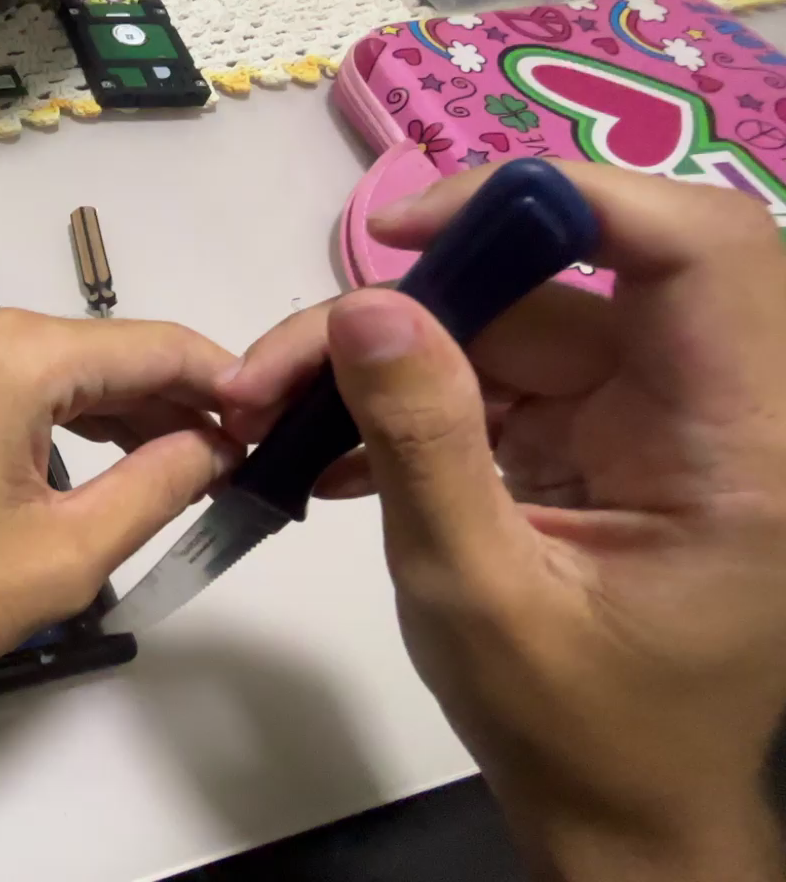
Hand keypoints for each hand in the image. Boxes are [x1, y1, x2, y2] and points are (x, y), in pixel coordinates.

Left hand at [0, 309, 243, 881]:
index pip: (157, 344)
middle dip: (179, 399)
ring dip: (128, 409)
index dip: (227, 383)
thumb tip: (215, 445)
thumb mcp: (64, 553)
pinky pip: (22, 383)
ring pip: (66, 367)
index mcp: (18, 350)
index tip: (277, 428)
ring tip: (191, 463)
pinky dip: (72, 414)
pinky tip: (110, 453)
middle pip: (110, 350)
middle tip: (244, 458)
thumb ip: (159, 486)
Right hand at [221, 160, 785, 878]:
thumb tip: (365, 310)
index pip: (696, 250)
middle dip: (384, 319)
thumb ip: (421, 441)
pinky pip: (468, 383)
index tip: (400, 233)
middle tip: (265, 377)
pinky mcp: (571, 439)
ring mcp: (628, 420)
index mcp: (740, 444)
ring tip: (267, 420)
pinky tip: (321, 453)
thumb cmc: (564, 717)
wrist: (606, 802)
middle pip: (533, 296)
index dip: (551, 200)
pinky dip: (381, 405)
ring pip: (481, 334)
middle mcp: (696, 408)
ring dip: (359, 368)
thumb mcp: (472, 582)